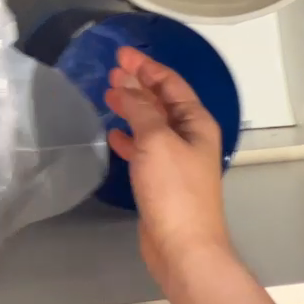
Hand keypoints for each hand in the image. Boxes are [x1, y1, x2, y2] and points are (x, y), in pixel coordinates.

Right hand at [104, 46, 232, 284]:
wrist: (184, 249)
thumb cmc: (174, 189)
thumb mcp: (155, 139)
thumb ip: (140, 107)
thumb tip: (126, 82)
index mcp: (195, 122)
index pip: (170, 83)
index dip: (145, 66)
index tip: (120, 54)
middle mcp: (189, 137)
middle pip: (162, 101)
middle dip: (138, 84)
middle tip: (111, 72)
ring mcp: (176, 159)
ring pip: (151, 123)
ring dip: (131, 108)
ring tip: (108, 96)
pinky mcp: (162, 180)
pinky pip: (144, 148)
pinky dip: (129, 137)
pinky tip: (113, 135)